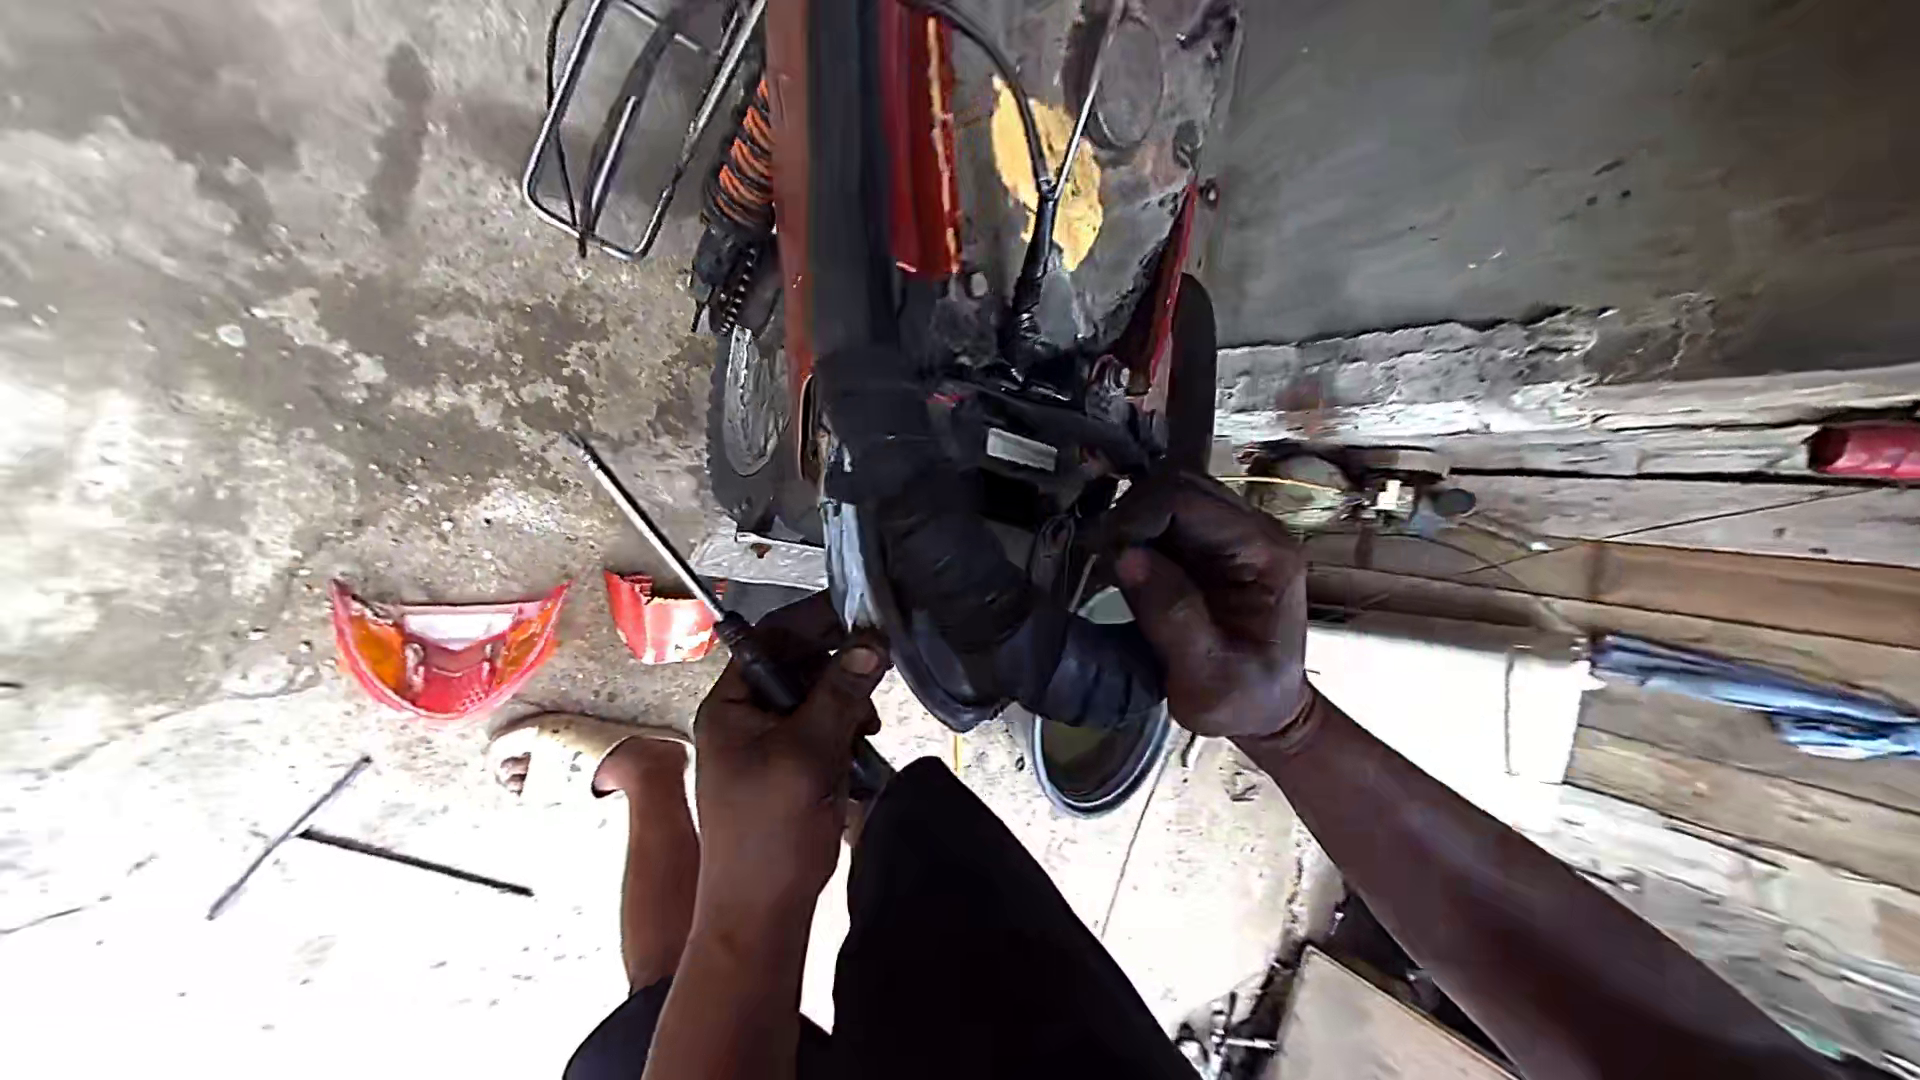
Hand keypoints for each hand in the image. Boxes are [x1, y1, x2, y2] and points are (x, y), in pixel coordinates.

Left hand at [691, 604, 888, 918]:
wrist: (763, 911)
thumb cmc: (770, 832)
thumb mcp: (807, 753)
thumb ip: (839, 694)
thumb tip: (871, 641)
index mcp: (732, 703)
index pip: (771, 639)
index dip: (814, 621)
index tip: (859, 613)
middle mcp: (748, 713)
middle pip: (797, 663)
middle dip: (837, 665)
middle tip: (875, 668)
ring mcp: (771, 737)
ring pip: (817, 692)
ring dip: (846, 698)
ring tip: (865, 722)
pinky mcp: (795, 759)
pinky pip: (825, 721)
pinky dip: (846, 724)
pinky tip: (860, 740)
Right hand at [1110, 471, 1311, 738]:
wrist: (1265, 712)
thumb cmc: (1242, 702)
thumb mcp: (1208, 676)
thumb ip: (1172, 615)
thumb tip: (1126, 556)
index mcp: (1265, 554)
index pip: (1188, 501)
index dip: (1138, 519)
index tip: (1108, 558)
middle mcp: (1252, 531)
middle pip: (1178, 484)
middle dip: (1131, 515)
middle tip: (1104, 559)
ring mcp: (1231, 534)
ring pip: (1168, 491)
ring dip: (1131, 520)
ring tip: (1111, 562)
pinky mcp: (1208, 544)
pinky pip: (1164, 514)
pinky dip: (1135, 529)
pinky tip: (1122, 561)